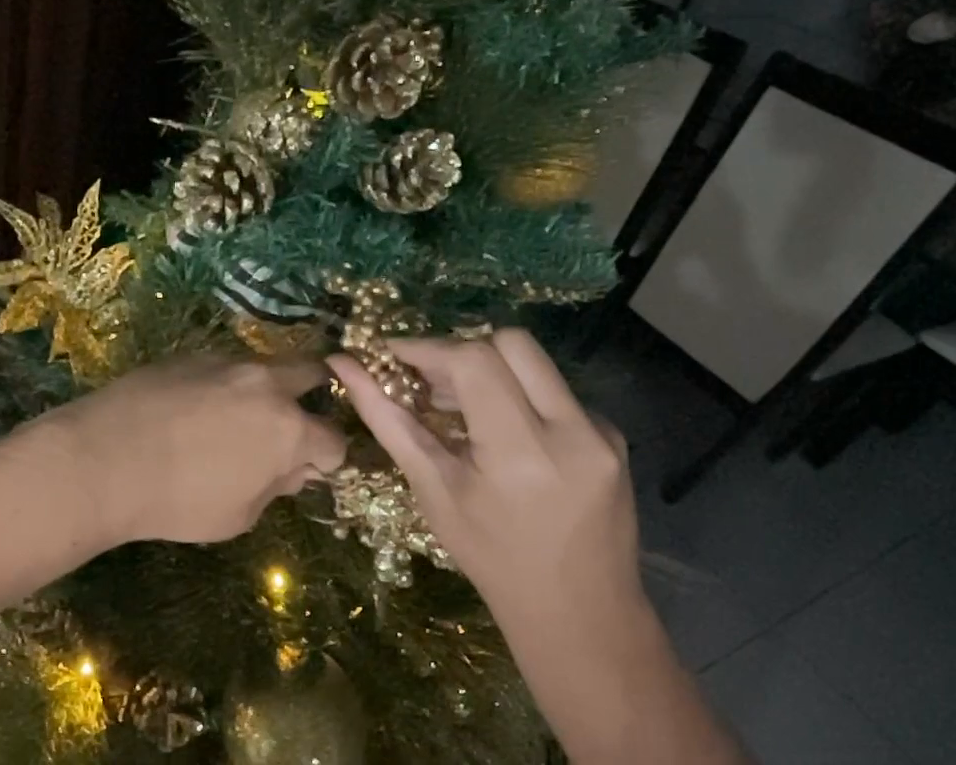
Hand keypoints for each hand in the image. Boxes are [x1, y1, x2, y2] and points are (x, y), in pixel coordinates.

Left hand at [20, 357, 346, 545]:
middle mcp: (265, 383)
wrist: (103, 458)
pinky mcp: (189, 354)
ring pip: (264, 367)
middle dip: (311, 398)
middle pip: (312, 374)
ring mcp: (225, 361)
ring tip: (234, 420)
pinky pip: (223, 367)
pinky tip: (194, 410)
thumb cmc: (177, 501)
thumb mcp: (238, 515)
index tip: (306, 470)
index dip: (326, 459)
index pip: (335, 439)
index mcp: (288, 427)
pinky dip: (223, 385)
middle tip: (288, 426)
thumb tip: (291, 469)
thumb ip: (275, 486)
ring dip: (264, 390)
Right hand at [328, 330, 643, 628]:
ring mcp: (600, 433)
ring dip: (492, 373)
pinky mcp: (614, 437)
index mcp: (521, 451)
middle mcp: (571, 431)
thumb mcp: (432, 489)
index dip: (426, 348)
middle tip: (430, 384)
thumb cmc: (490, 556)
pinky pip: (557, 392)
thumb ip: (387, 419)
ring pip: (536, 364)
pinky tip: (504, 438)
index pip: (472, 360)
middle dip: (463, 352)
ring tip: (460, 411)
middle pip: (511, 343)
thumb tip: (342, 364)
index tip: (392, 357)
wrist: (580, 612)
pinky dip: (520, 399)